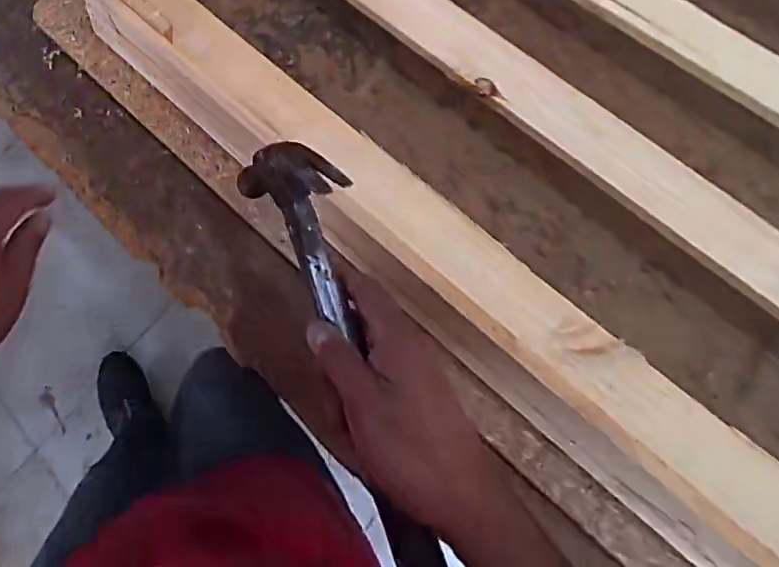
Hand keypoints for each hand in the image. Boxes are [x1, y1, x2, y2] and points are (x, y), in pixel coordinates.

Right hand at [309, 271, 506, 545]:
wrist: (467, 506)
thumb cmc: (410, 450)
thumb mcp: (361, 403)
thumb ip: (336, 359)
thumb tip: (315, 324)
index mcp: (396, 337)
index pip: (364, 288)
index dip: (337, 276)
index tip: (312, 273)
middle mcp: (408, 346)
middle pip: (358, 328)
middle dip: (336, 357)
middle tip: (332, 395)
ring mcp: (417, 373)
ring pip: (365, 361)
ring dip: (348, 388)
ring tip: (350, 427)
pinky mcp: (420, 399)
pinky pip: (380, 385)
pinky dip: (364, 404)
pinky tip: (364, 438)